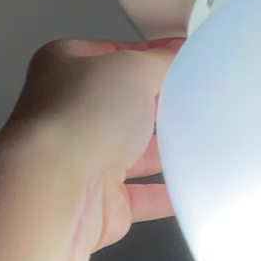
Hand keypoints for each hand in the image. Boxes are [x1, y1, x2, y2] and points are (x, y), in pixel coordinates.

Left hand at [2, 38, 181, 251]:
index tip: (183, 60)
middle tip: (196, 101)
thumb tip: (177, 61)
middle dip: (160, 107)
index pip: (114, 56)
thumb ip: (161, 63)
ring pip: (133, 156)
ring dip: (164, 152)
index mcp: (64, 69)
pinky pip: (142, 197)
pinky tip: (190, 185)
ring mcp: (83, 163)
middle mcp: (70, 116)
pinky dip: (166, 194)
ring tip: (201, 142)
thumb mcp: (132, 68)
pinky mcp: (101, 204)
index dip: (150, 56)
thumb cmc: (82, 118)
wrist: (59, 189)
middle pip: (125, 109)